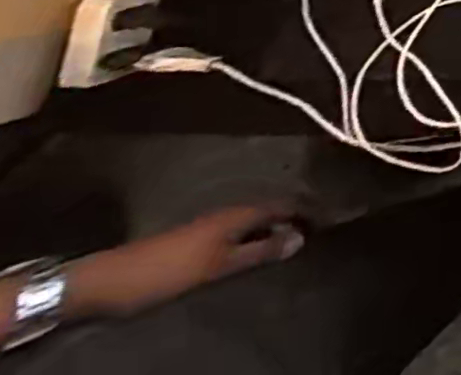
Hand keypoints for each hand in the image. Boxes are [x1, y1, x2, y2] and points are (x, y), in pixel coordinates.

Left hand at [64, 206, 303, 318]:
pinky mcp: (198, 235)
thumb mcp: (219, 266)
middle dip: (294, 219)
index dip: (311, 212)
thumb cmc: (168, 271)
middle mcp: (232, 211)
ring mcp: (213, 222)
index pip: (290, 205)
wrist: (104, 281)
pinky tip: (254, 247)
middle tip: (312, 232)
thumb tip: (302, 238)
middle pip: (273, 210)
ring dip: (273, 228)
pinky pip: (239, 228)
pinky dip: (255, 234)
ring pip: (255, 220)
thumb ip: (261, 252)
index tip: (330, 221)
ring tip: (288, 241)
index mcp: (243, 213)